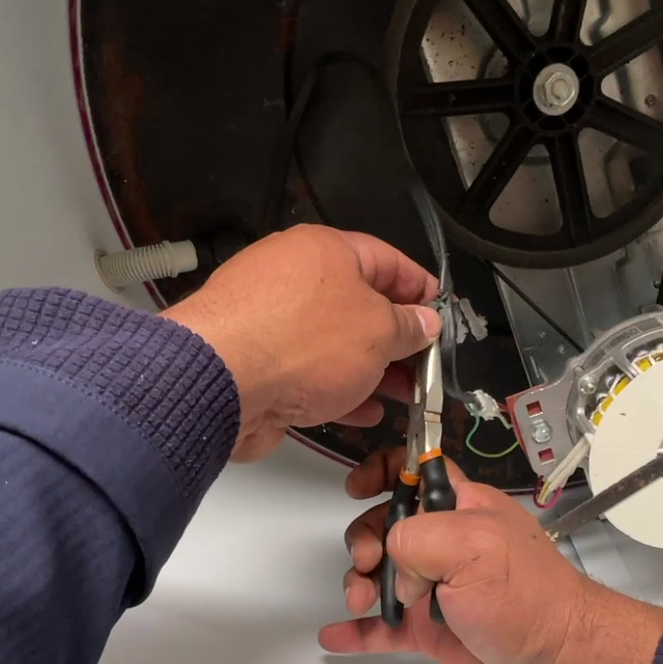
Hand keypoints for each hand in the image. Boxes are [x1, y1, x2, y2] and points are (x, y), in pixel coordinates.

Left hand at [162, 225, 440, 460]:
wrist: (223, 384)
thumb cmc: (299, 342)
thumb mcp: (377, 331)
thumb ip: (407, 327)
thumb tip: (425, 323)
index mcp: (324, 252)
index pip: (385, 259)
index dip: (418, 286)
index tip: (439, 309)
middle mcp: (295, 281)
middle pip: (359, 306)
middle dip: (397, 338)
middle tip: (424, 362)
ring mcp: (273, 324)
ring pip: (336, 346)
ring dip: (372, 371)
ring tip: (402, 393)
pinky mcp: (260, 365)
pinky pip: (310, 375)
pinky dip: (340, 392)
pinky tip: (364, 411)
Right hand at [319, 450, 662, 663]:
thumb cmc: (530, 599)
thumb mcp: (471, 549)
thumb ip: (415, 539)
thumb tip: (393, 563)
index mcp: (462, 510)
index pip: (418, 471)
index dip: (384, 471)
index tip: (358, 487)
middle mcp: (448, 544)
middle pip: (386, 526)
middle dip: (364, 539)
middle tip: (366, 562)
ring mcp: (439, 588)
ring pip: (381, 576)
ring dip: (357, 584)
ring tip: (360, 602)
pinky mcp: (433, 630)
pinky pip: (385, 626)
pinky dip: (360, 629)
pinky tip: (337, 634)